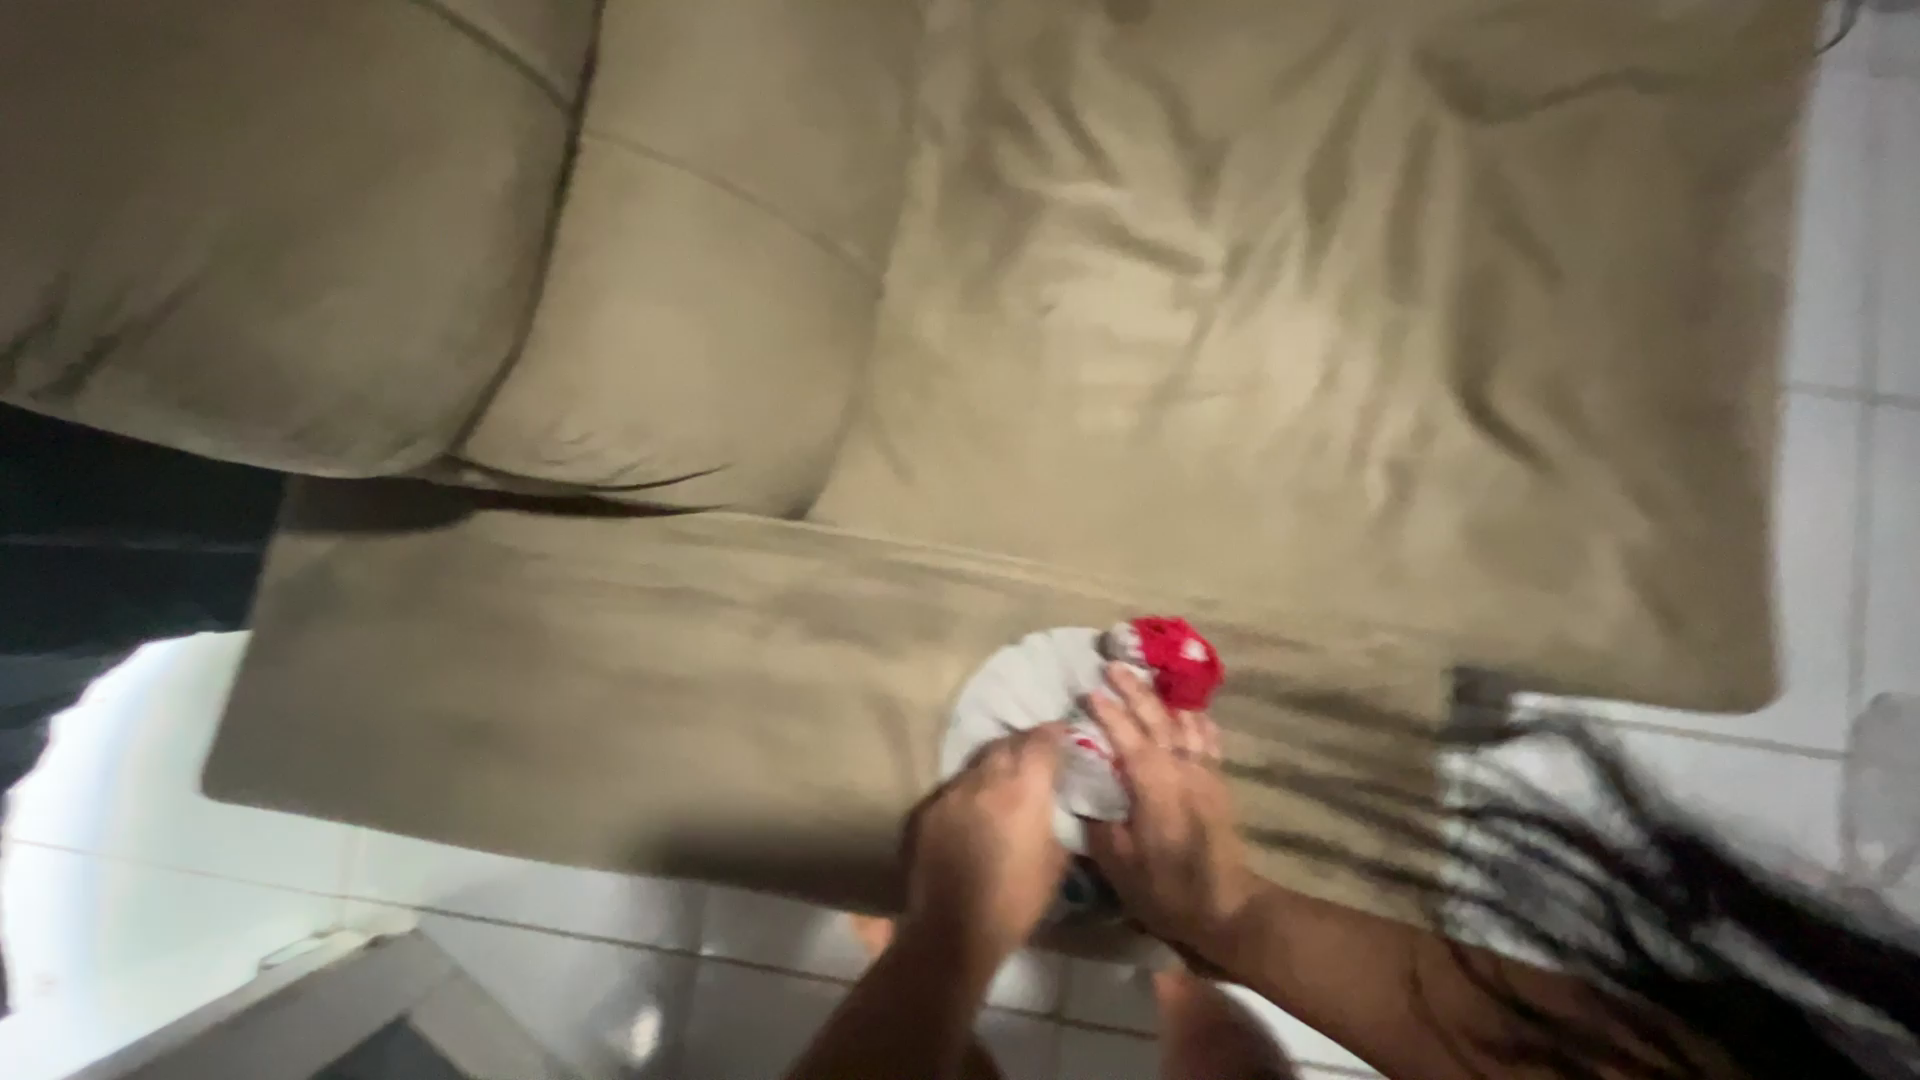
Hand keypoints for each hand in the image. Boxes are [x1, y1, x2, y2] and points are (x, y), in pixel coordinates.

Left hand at [902, 725, 1067, 964]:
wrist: (951, 932)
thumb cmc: (1015, 902)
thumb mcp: (1055, 862)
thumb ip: (1056, 820)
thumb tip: (1054, 804)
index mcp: (1023, 788)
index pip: (1042, 741)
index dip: (1055, 734)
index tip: (1065, 736)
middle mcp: (985, 778)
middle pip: (1008, 744)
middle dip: (1025, 745)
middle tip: (1037, 756)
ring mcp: (951, 791)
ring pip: (978, 764)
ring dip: (995, 766)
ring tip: (1005, 781)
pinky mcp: (927, 809)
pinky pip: (955, 788)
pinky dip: (970, 791)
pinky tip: (975, 810)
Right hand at [1085, 664, 1268, 964]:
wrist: (1228, 910)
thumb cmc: (1166, 889)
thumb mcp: (1118, 864)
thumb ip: (1099, 822)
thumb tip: (1083, 794)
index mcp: (1153, 784)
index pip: (1126, 736)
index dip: (1107, 712)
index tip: (1088, 691)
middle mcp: (1182, 769)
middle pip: (1157, 718)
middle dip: (1134, 690)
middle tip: (1113, 665)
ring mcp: (1204, 773)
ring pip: (1184, 723)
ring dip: (1164, 698)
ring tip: (1147, 678)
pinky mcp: (1218, 784)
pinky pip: (1208, 740)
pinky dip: (1197, 720)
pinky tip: (1190, 711)